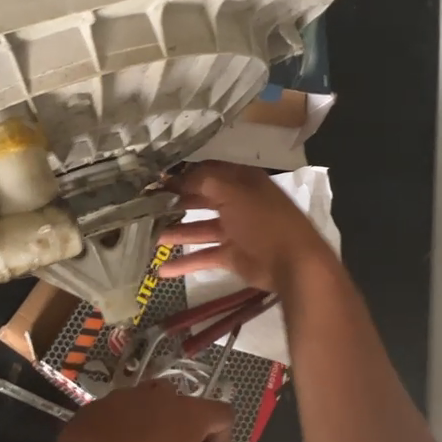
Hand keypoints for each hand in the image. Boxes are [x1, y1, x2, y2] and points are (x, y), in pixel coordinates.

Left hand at [18, 383, 232, 441]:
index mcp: (187, 413)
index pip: (223, 415)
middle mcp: (157, 395)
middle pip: (183, 405)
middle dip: (183, 432)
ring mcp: (122, 397)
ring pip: (146, 405)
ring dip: (150, 428)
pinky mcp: (95, 406)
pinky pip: (116, 414)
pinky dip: (120, 431)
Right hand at [157, 162, 335, 292]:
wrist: (294, 263)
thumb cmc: (264, 221)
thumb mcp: (234, 193)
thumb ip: (204, 182)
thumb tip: (179, 176)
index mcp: (243, 181)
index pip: (208, 172)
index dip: (183, 175)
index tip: (156, 181)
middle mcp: (238, 202)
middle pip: (202, 199)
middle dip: (176, 202)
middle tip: (147, 207)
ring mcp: (236, 230)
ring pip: (200, 228)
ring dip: (177, 232)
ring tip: (150, 237)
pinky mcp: (233, 255)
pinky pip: (204, 255)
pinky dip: (185, 262)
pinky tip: (162, 269)